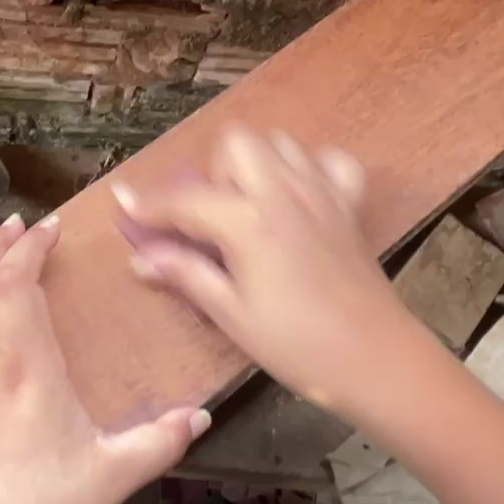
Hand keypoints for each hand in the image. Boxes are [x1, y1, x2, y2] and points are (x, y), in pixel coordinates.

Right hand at [114, 126, 425, 419]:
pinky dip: (310, 169)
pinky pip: (329, 162)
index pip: (186, 200)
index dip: (150, 204)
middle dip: (214, 173)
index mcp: (249, 221)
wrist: (377, 361)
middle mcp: (284, 192)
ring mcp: (321, 192)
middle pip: (236, 143)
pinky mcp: (348, 204)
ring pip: (279, 142)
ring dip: (256, 164)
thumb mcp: (232, 314)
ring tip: (249, 208)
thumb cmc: (297, 345)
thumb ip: (186, 274)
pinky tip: (299, 199)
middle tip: (211, 219)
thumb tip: (140, 258)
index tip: (126, 204)